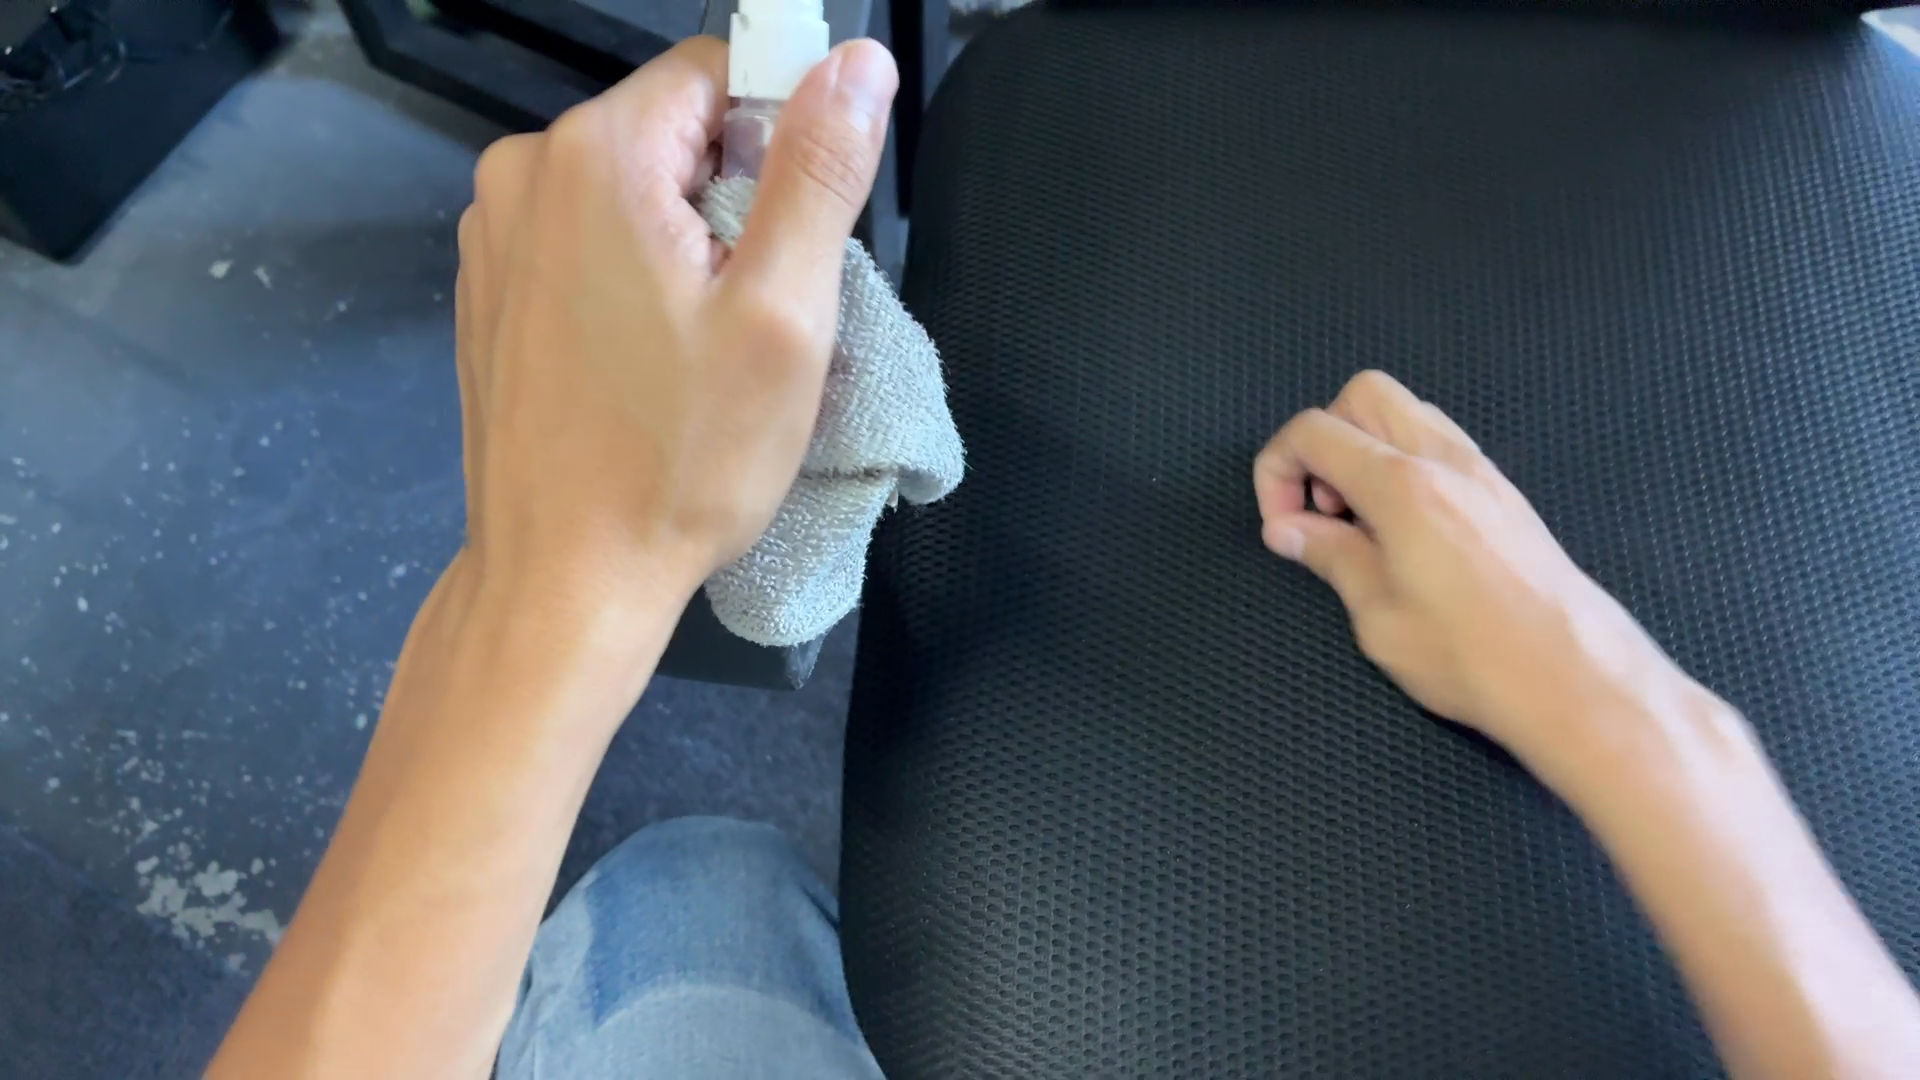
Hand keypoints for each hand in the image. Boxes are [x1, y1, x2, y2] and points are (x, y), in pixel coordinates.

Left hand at [453, 37, 897, 616]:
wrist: (570, 574)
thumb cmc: (687, 455)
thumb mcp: (782, 316)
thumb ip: (818, 174)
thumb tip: (857, 63)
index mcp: (599, 157)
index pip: (719, 77)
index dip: (781, 147)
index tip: (795, 245)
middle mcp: (525, 174)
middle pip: (674, 140)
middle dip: (737, 210)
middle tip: (757, 322)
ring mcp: (495, 240)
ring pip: (632, 201)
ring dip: (690, 255)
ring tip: (705, 354)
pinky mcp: (492, 299)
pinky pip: (588, 252)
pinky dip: (636, 287)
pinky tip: (650, 367)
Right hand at [1252, 371, 1684, 775]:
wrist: (1583, 683)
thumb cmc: (1470, 657)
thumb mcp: (1376, 614)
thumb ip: (1327, 554)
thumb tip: (1284, 528)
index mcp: (1402, 486)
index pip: (1312, 431)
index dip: (1275, 470)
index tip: (1282, 526)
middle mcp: (1443, 459)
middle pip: (1360, 395)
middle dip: (1320, 442)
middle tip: (1320, 507)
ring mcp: (1479, 470)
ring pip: (1401, 411)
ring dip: (1359, 449)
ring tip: (1355, 520)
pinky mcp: (1499, 491)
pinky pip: (1431, 442)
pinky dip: (1394, 464)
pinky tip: (1395, 528)